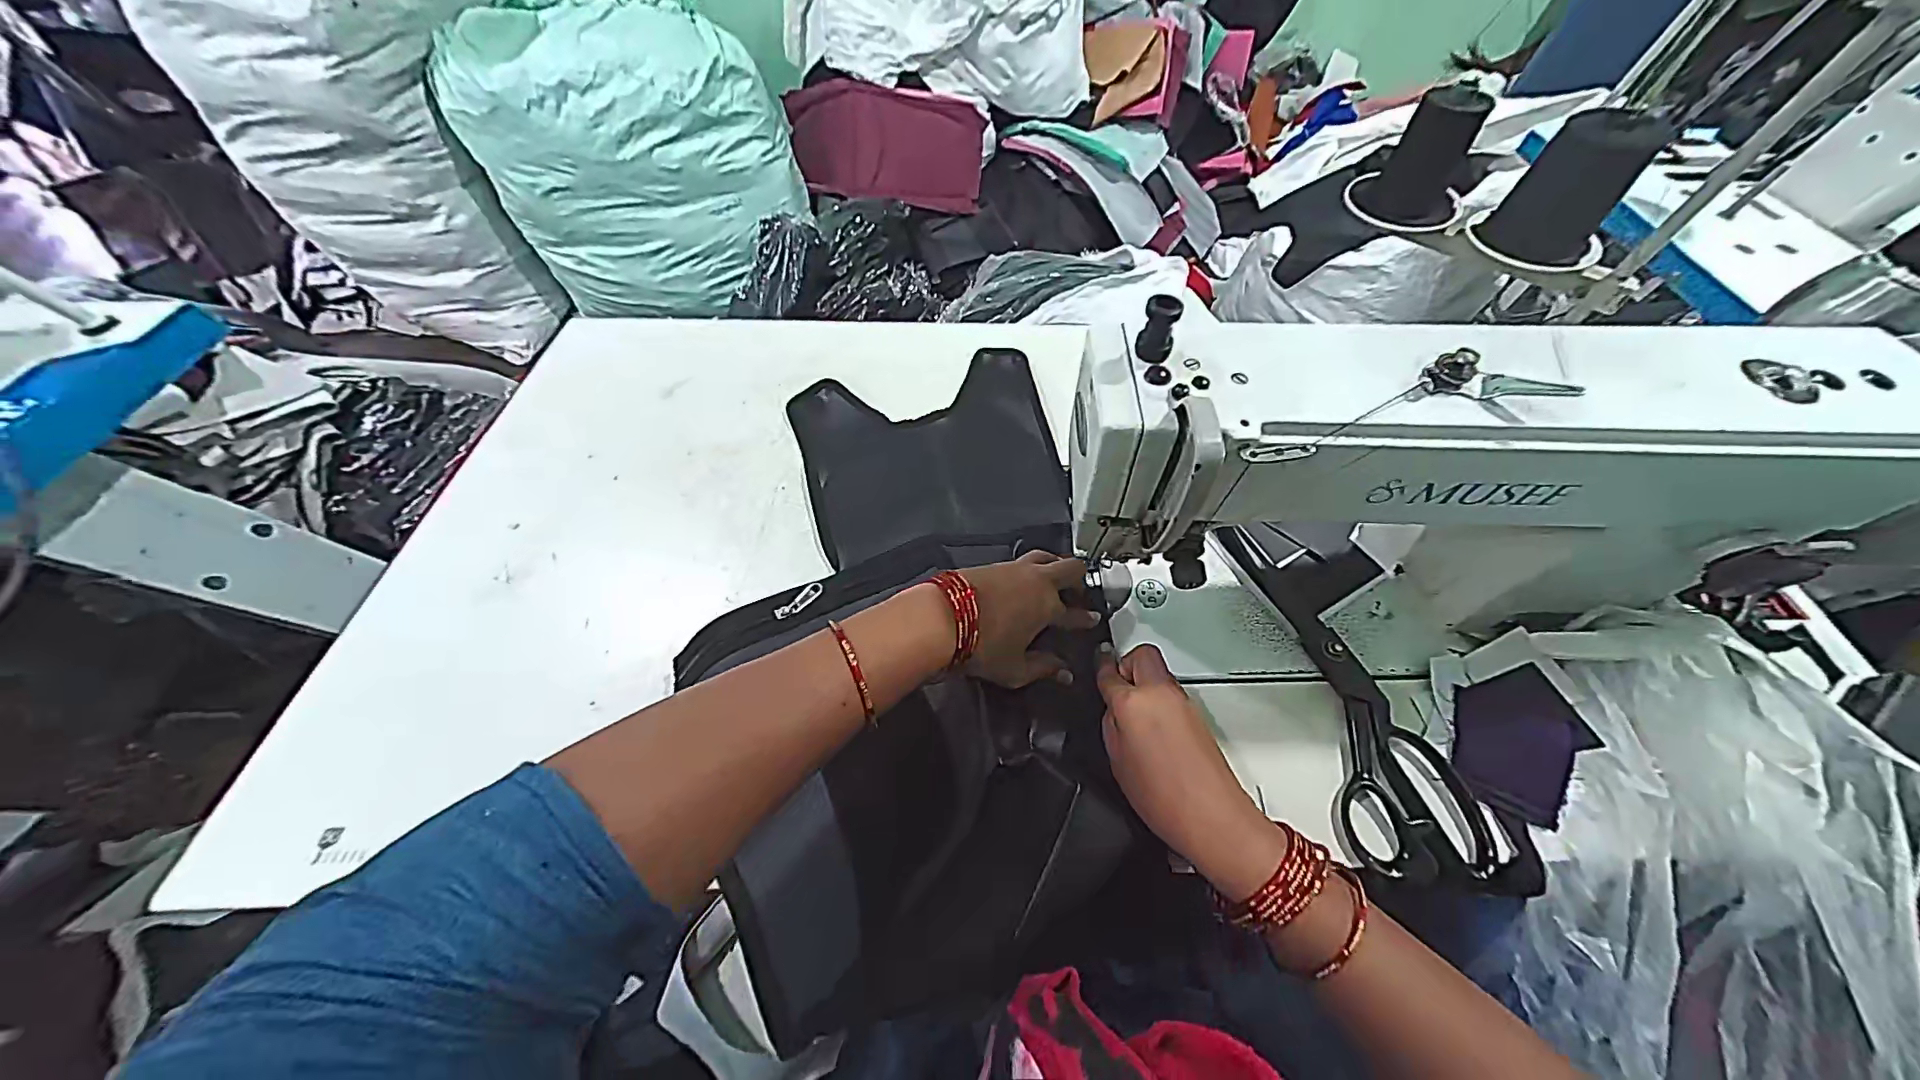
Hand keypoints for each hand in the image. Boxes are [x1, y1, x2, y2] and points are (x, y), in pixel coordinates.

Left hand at [958, 551, 1099, 687]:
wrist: (941, 617)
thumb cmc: (981, 646)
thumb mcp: (1015, 669)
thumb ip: (1043, 669)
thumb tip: (1063, 673)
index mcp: (1048, 606)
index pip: (1076, 612)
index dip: (1086, 618)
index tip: (1091, 619)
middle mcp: (1036, 581)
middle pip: (1071, 568)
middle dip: (1079, 579)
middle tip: (1078, 592)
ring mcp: (1014, 568)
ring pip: (1045, 557)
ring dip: (1055, 566)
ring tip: (1054, 578)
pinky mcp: (992, 564)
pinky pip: (1021, 561)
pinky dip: (1029, 568)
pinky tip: (1023, 579)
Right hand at [1096, 643, 1287, 900]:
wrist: (1213, 818)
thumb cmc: (1168, 799)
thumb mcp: (1117, 761)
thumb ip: (1110, 725)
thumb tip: (1112, 711)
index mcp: (1134, 702)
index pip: (1110, 671)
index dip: (1101, 670)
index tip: (1099, 668)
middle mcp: (1162, 694)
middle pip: (1141, 654)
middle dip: (1126, 664)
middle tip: (1116, 684)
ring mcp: (1184, 703)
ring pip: (1158, 672)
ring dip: (1144, 684)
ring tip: (1134, 716)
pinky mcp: (1198, 715)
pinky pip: (1172, 694)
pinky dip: (1159, 702)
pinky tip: (1153, 730)